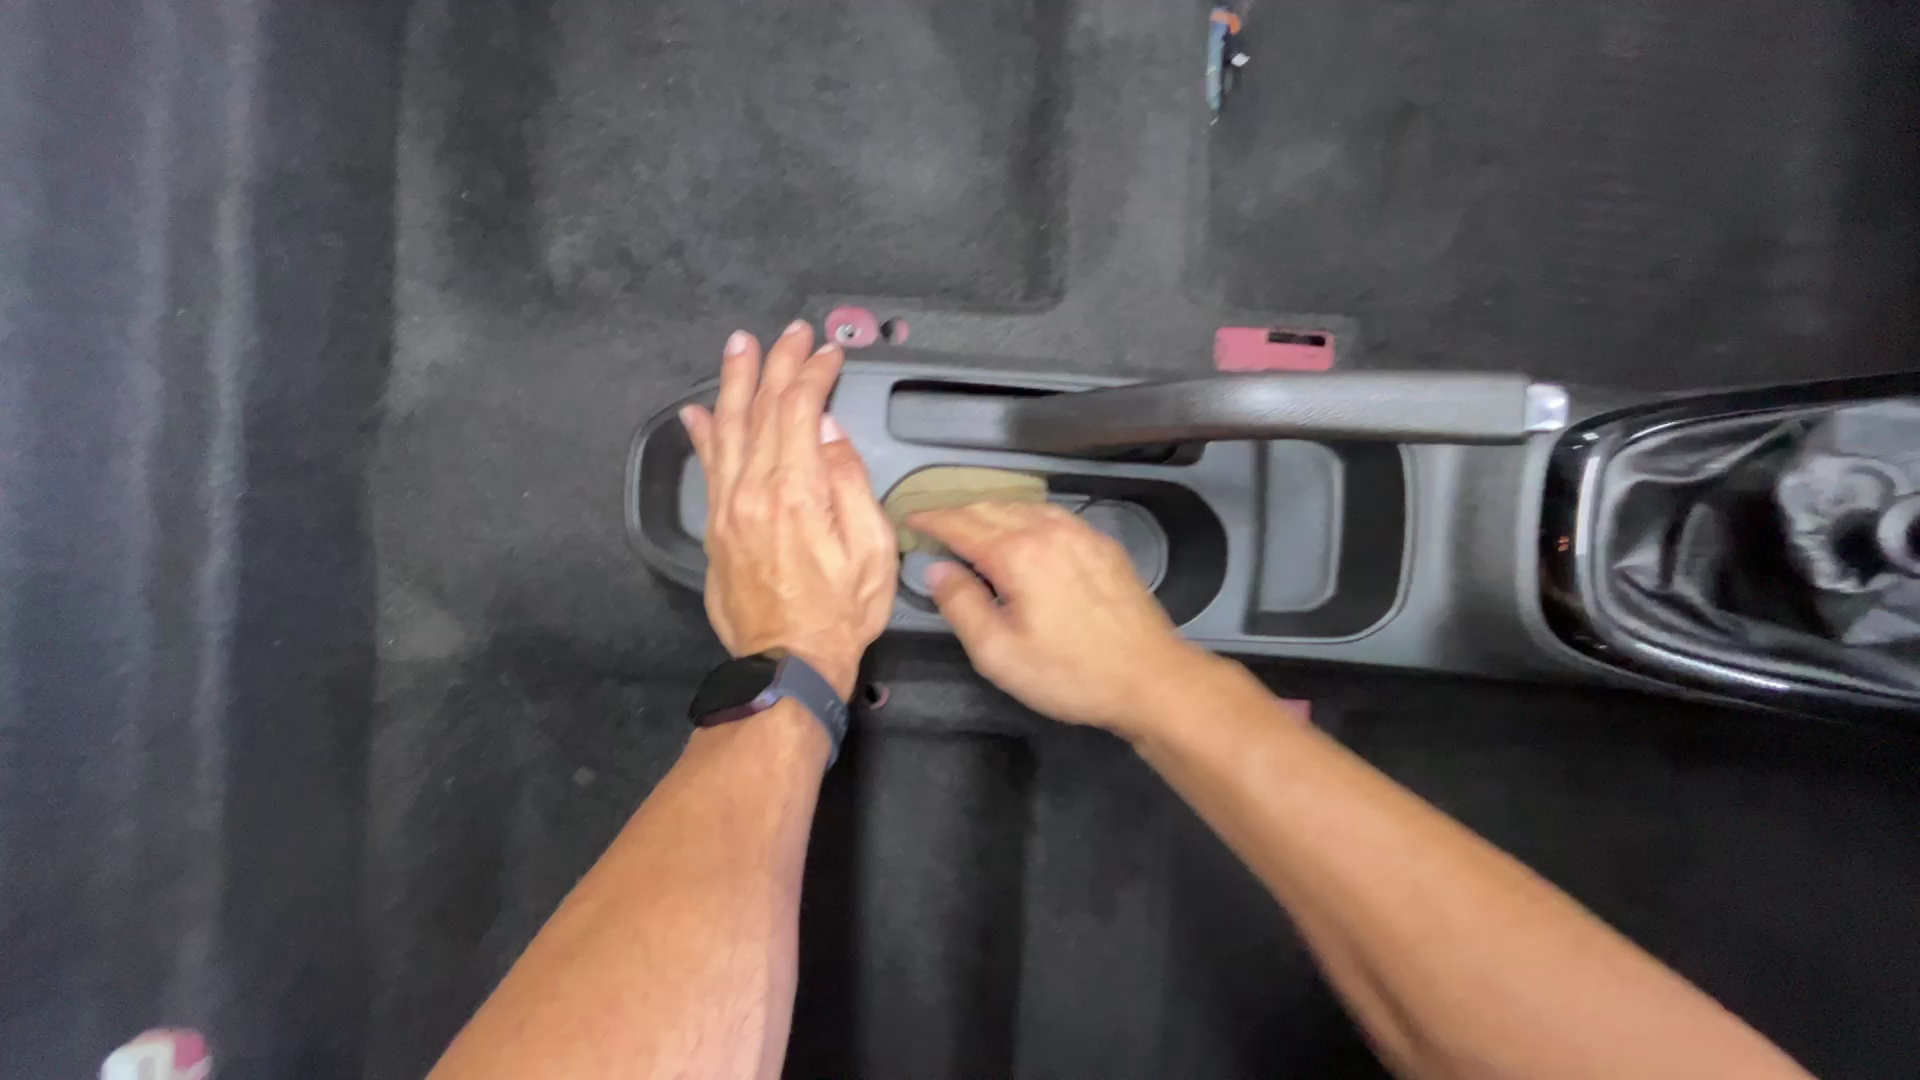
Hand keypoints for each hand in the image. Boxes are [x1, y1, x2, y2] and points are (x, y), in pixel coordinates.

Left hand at [679, 322, 897, 696]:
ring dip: (735, 382)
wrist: (788, 661)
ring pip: (728, 428)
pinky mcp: (716, 527)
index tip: (830, 352)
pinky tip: (697, 410)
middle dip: (777, 363)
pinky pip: (707, 467)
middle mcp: (753, 489)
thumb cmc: (840, 610)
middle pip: (761, 408)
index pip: (801, 409)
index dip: (815, 373)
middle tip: (790, 332)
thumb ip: (848, 483)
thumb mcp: (870, 550)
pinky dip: (702, 433)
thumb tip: (829, 432)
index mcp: (796, 491)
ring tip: (740, 346)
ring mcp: (728, 507)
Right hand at [907, 502, 1213, 736]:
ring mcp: (1080, 533)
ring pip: (1022, 507)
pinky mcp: (1102, 544)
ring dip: (990, 512)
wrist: (1150, 678)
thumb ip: (961, 605)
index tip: (909, 520)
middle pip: (989, 508)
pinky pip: (1052, 516)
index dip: (930, 519)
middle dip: (956, 512)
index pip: (960, 524)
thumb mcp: (999, 654)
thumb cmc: (1070, 673)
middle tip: (934, 526)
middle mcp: (1048, 530)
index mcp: (1017, 554)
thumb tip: (936, 570)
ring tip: (971, 529)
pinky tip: (1022, 535)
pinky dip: (1024, 518)